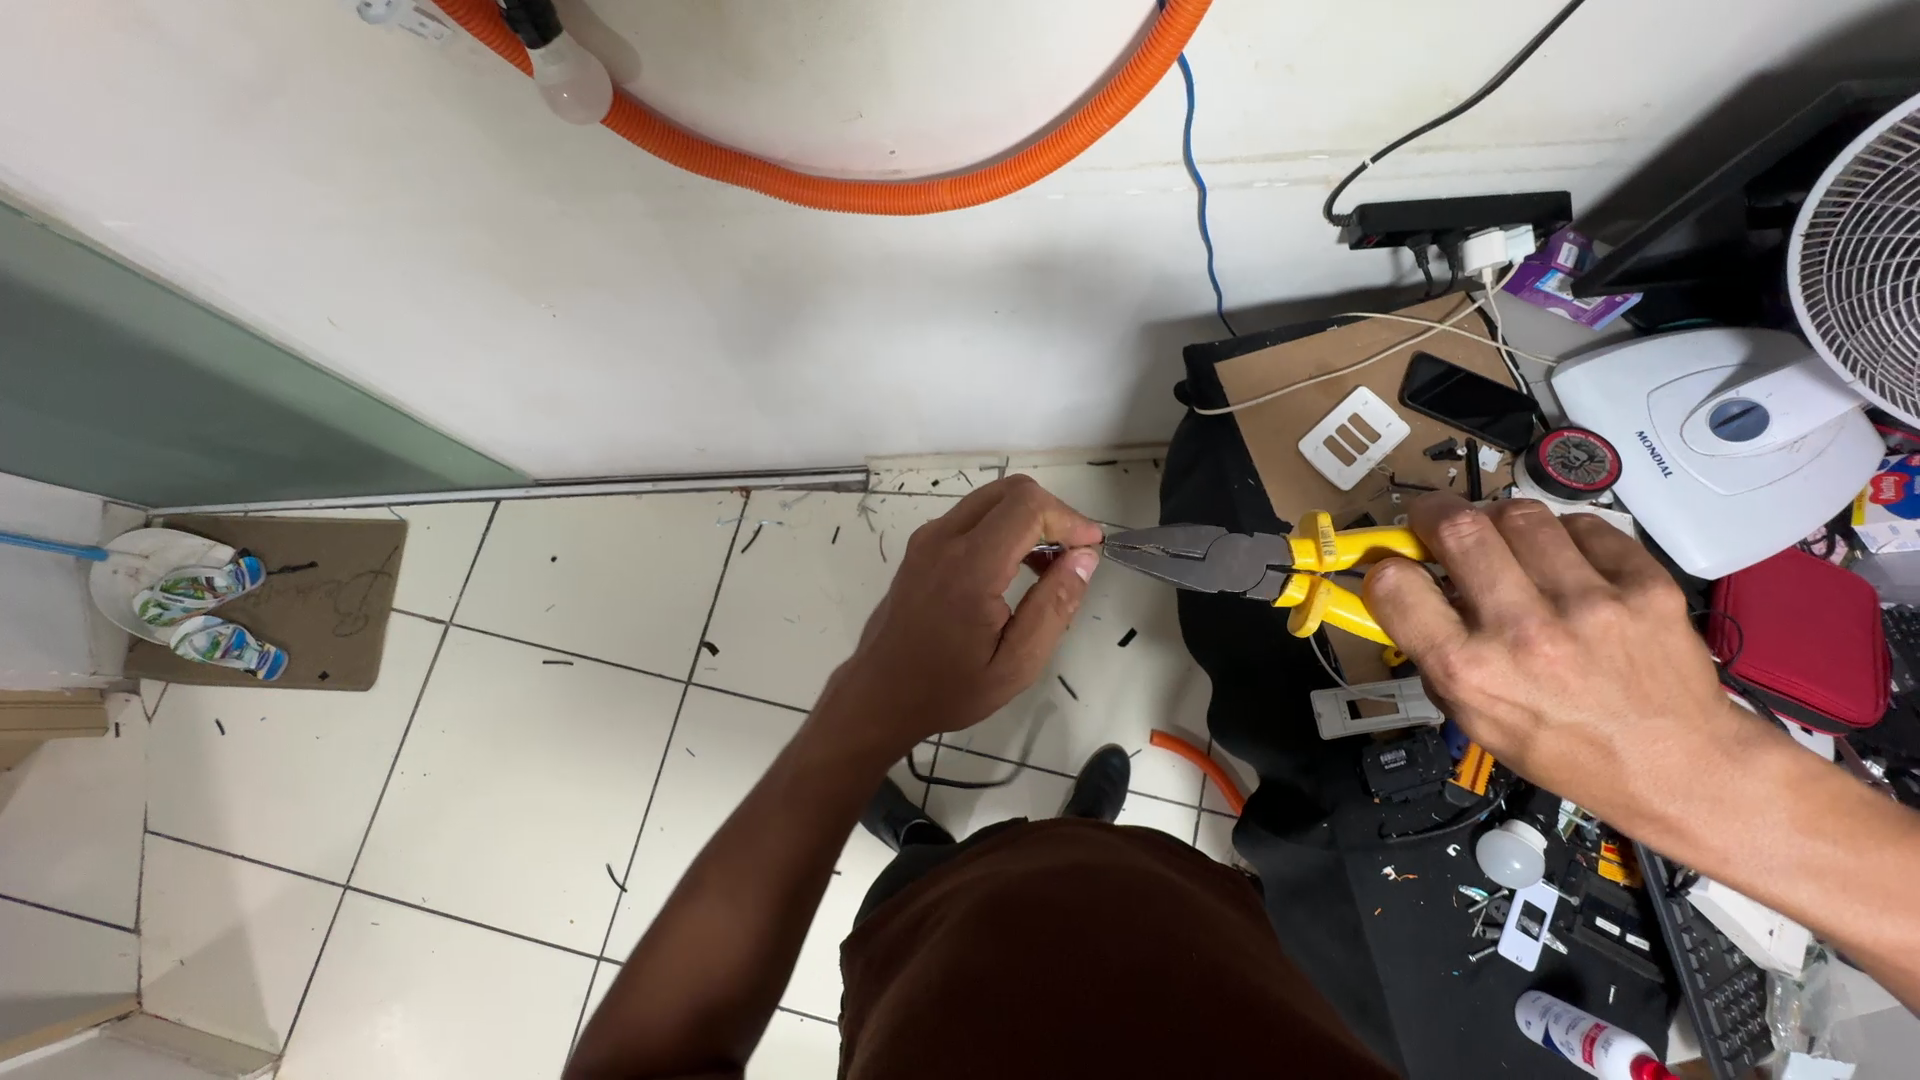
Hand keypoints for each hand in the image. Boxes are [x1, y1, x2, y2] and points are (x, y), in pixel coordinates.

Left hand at [817, 475, 1103, 756]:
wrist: (880, 695)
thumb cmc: (948, 688)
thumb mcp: (1016, 663)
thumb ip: (1054, 606)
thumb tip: (1084, 557)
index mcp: (969, 567)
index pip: (1029, 506)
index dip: (1069, 518)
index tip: (1090, 550)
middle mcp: (943, 539)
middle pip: (1011, 491)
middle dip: (1052, 514)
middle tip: (1072, 556)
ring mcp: (927, 539)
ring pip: (990, 500)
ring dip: (1027, 519)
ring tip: (1048, 567)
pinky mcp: (920, 547)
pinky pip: (971, 516)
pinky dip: (1002, 527)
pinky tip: (1014, 569)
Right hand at [1362, 494, 1759, 826]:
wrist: (1680, 764)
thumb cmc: (1559, 746)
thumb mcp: (1471, 715)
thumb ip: (1434, 651)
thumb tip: (1412, 592)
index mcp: (1468, 669)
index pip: (1394, 583)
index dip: (1384, 566)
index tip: (1394, 565)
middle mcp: (1522, 630)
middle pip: (1457, 528)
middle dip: (1431, 513)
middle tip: (1433, 519)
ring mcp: (1589, 603)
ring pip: (1519, 515)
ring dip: (1497, 521)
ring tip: (1502, 540)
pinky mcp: (1645, 586)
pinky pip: (1585, 527)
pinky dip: (1562, 535)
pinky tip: (1563, 559)